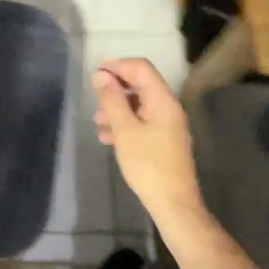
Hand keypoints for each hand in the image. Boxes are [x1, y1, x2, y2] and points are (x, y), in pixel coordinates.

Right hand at [93, 58, 206, 229]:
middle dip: (115, 89)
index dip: (118, 65)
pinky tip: (108, 137)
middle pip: (140, 85)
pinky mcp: (164, 140)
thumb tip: (101, 75)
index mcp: (163, 101)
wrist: (173, 203)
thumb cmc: (148, 164)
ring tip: (98, 122)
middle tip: (94, 99)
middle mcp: (169, 108)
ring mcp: (168, 125)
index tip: (95, 73)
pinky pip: (142, 121)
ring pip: (139, 105)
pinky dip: (125, 123)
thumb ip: (112, 100)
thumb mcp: (124, 130)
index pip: (141, 68)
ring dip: (117, 108)